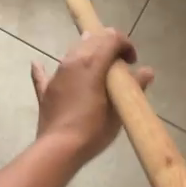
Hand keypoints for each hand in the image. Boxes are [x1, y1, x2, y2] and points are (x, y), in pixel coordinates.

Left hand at [30, 28, 152, 165]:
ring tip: (97, 67)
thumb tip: (147, 72)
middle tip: (119, 63)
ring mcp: (56, 74)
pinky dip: (43, 68)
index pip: (112, 38)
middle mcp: (72, 61)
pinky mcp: (45, 90)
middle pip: (92, 40)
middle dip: (108, 45)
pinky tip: (38, 63)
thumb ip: (133, 86)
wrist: (60, 149)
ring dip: (86, 53)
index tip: (133, 61)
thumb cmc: (93, 129)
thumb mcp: (119, 110)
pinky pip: (42, 74)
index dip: (126, 44)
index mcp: (92, 62)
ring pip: (72, 52)